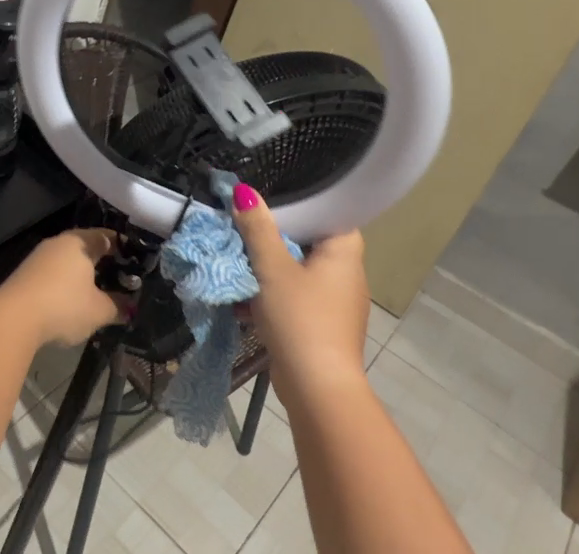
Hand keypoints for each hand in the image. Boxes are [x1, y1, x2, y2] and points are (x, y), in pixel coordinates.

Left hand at [0, 229, 125, 347]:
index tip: (137, 262)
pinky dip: (67, 282)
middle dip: (103, 261)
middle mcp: (58, 243)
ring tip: (101, 291)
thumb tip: (130, 308)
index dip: (123, 248)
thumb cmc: (64, 306)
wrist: (14, 316)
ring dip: (84, 273)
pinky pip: (55, 272)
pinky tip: (74, 299)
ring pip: (69, 260)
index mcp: (79, 242)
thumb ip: (118, 306)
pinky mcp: (26, 273)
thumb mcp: (99, 310)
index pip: (106, 237)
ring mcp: (39, 257)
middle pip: (86, 247)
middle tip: (122, 278)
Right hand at [231, 185, 370, 407]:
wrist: (316, 387)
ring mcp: (333, 303)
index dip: (299, 205)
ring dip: (264, 270)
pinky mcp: (318, 325)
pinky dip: (268, 296)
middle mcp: (346, 275)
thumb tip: (244, 192)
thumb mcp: (272, 268)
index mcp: (344, 254)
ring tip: (233, 263)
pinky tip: (239, 301)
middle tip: (240, 227)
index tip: (267, 201)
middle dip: (270, 238)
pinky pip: (291, 298)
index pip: (328, 214)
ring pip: (294, 272)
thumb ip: (257, 228)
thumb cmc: (300, 318)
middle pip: (306, 243)